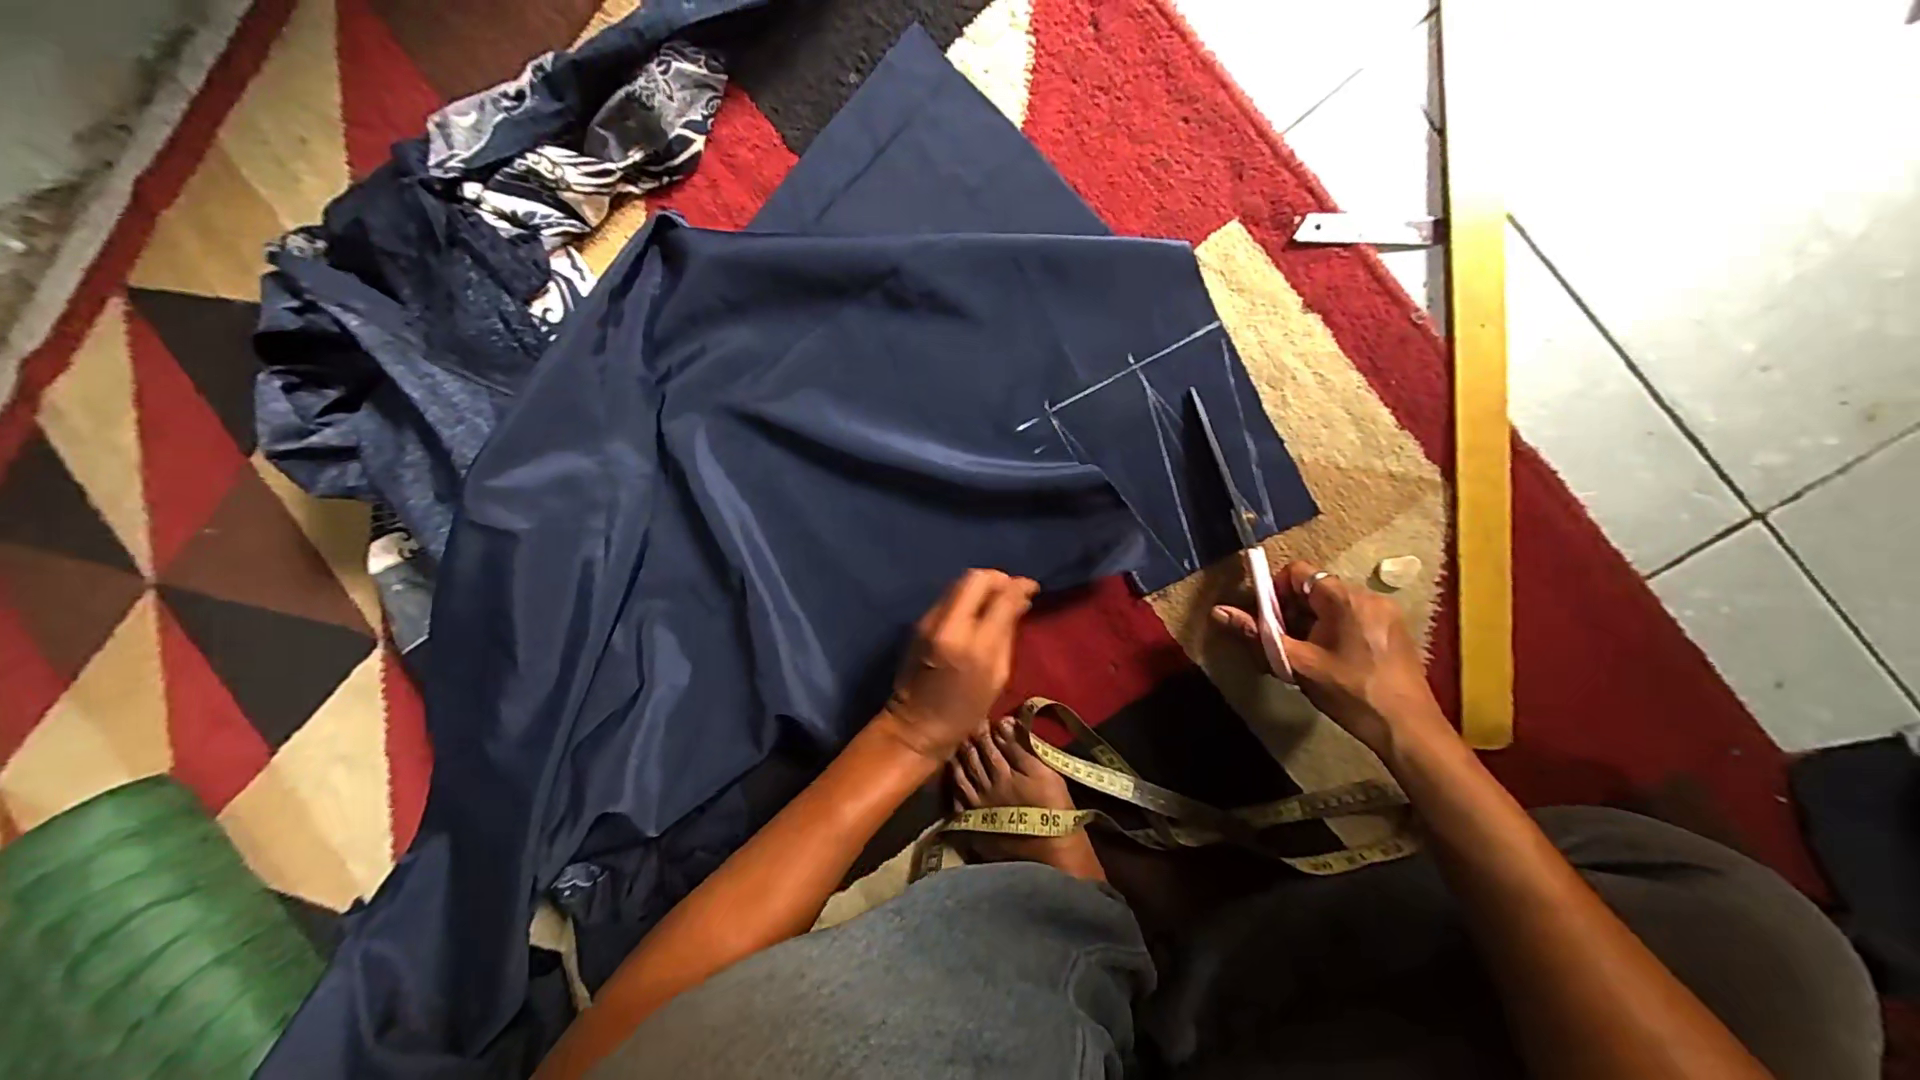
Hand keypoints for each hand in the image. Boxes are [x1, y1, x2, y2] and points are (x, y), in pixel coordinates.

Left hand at [879, 569, 1038, 760]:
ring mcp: (929, 621)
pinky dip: (967, 596)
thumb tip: (1019, 602)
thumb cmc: (964, 711)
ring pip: (959, 583)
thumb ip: (1007, 633)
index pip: (1002, 598)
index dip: (1020, 586)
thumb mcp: (998, 676)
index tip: (1032, 587)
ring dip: (982, 585)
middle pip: (975, 578)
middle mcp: (949, 625)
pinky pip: (948, 597)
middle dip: (999, 578)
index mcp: (974, 645)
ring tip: (997, 597)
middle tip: (1012, 589)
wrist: (915, 725)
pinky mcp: (918, 623)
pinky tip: (977, 609)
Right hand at [1211, 560, 1450, 755]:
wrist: (1407, 728)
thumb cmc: (1350, 693)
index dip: (1274, 591)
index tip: (1266, 621)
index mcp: (1344, 599)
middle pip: (1314, 588)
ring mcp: (1384, 613)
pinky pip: (1351, 617)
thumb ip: (1257, 633)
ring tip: (1303, 656)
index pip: (1298, 572)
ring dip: (1309, 622)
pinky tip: (1328, 660)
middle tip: (1280, 643)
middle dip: (1290, 611)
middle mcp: (1367, 597)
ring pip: (1331, 605)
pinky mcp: (1393, 630)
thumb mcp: (1297, 663)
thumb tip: (1218, 611)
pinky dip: (1331, 629)